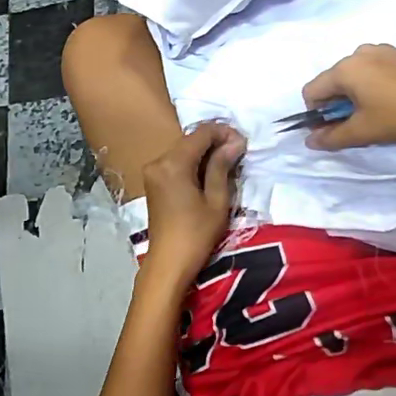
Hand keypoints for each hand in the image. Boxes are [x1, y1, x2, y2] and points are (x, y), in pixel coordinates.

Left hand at [140, 122, 245, 277]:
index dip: (223, 132)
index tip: (242, 142)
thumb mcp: (216, 200)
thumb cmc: (197, 234)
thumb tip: (235, 141)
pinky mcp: (153, 182)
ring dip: (204, 152)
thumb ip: (222, 166)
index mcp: (173, 163)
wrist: (169, 263)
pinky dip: (193, 163)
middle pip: (190, 140)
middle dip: (214, 141)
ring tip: (227, 162)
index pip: (201, 133)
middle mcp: (158, 161)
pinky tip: (209, 173)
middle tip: (238, 151)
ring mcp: (152, 172)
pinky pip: (175, 163)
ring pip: (183, 150)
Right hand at [299, 45, 395, 149]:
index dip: (318, 113)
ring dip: (356, 92)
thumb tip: (309, 141)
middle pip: (332, 80)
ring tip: (378, 109)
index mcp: (345, 69)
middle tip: (360, 121)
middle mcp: (358, 53)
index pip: (312, 91)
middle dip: (338, 102)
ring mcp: (380, 49)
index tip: (337, 127)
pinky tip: (392, 96)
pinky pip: (372, 67)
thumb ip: (332, 137)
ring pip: (353, 73)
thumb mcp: (363, 132)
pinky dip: (373, 81)